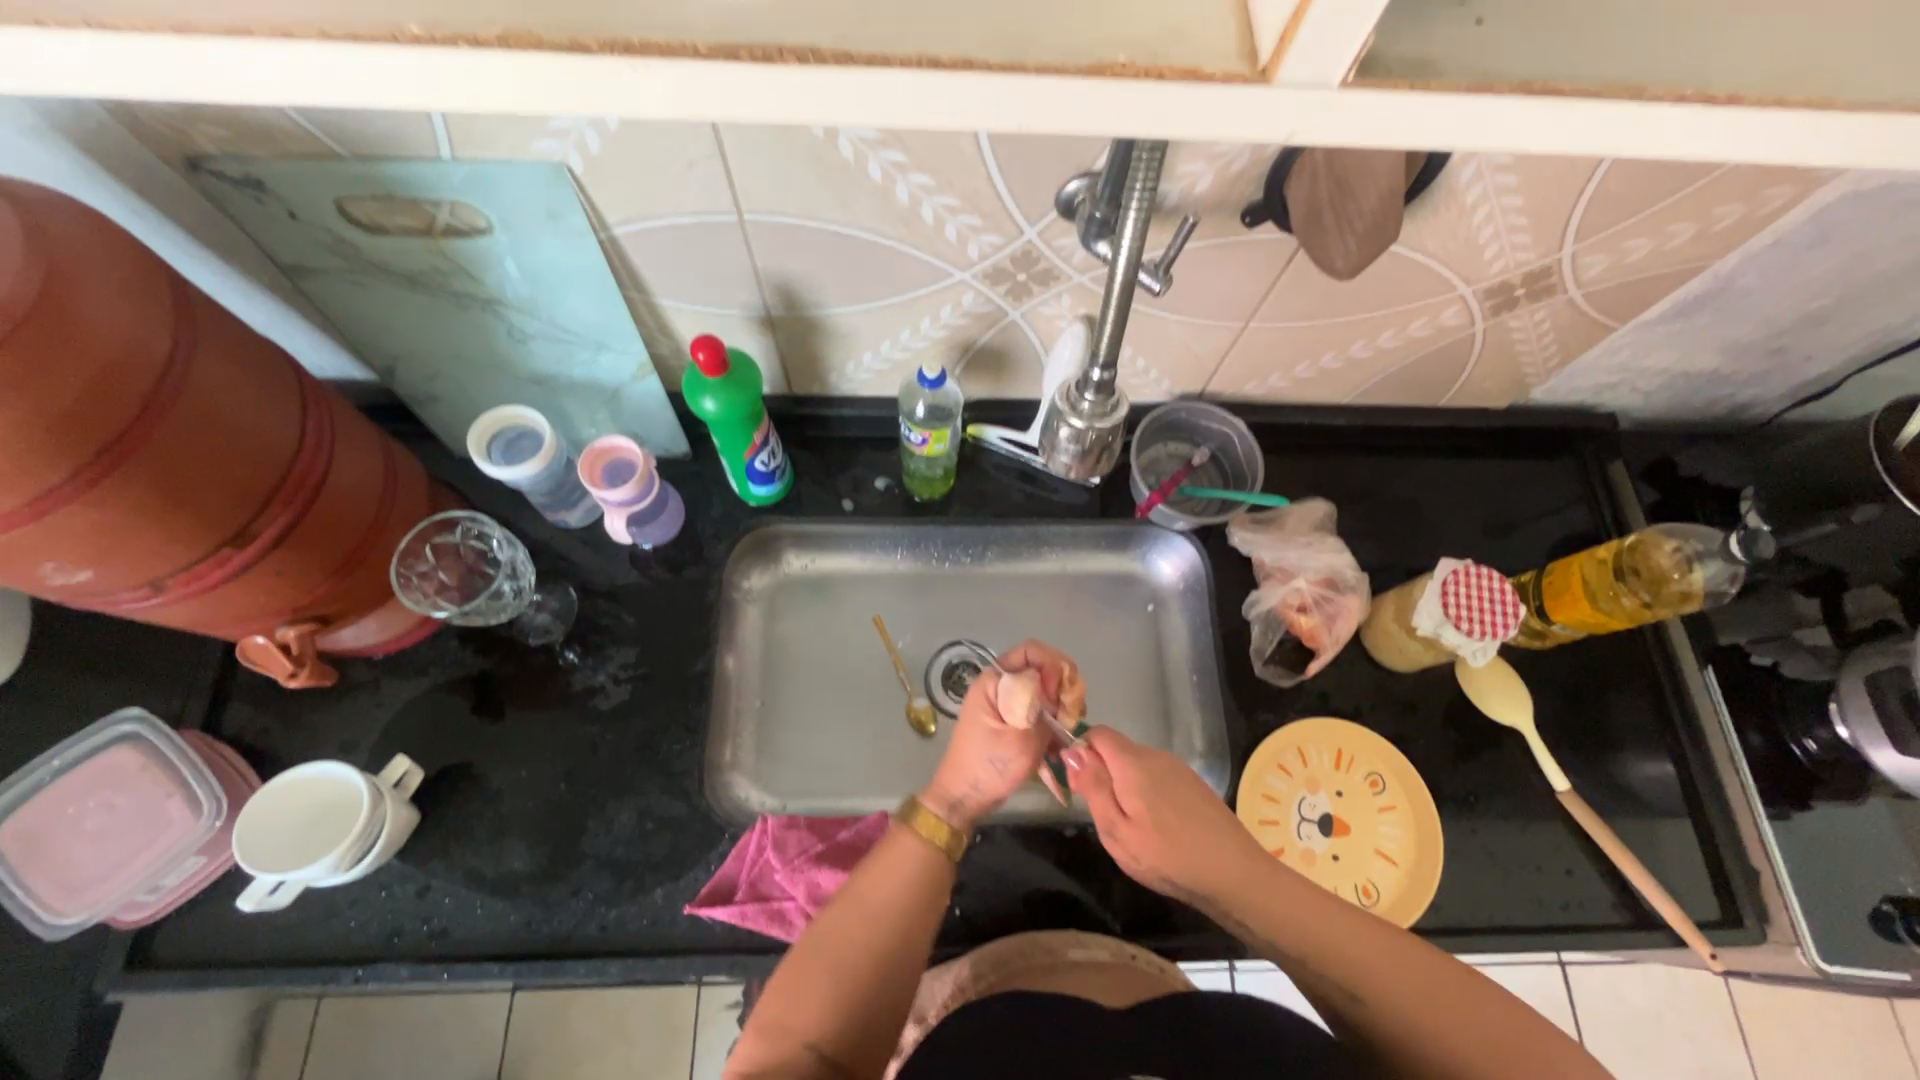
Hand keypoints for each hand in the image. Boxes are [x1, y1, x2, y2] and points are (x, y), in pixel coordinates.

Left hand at [919, 640, 1068, 829]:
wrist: (964, 798)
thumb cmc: (989, 767)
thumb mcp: (1021, 736)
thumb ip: (1042, 706)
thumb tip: (1058, 684)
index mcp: (995, 680)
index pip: (1033, 651)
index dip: (1054, 666)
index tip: (1062, 696)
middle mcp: (1001, 685)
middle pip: (1043, 670)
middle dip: (1064, 689)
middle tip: (1072, 716)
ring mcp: (1007, 704)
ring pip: (1046, 692)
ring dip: (1062, 708)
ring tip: (1069, 731)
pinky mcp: (1014, 721)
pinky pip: (1041, 712)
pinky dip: (1055, 723)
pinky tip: (1063, 742)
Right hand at [1064, 727, 1265, 902]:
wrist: (1233, 873)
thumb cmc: (1166, 856)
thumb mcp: (1116, 830)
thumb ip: (1093, 787)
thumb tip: (1072, 751)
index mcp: (1132, 763)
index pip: (1096, 734)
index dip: (1080, 753)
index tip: (1078, 787)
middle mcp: (1156, 756)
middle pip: (1116, 750)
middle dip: (1102, 774)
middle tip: (1104, 817)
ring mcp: (1178, 769)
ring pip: (1137, 766)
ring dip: (1124, 787)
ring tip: (1132, 828)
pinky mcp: (1193, 784)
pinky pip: (1157, 778)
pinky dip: (1147, 794)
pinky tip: (1157, 828)